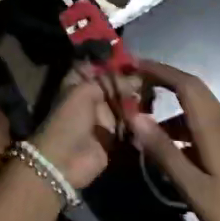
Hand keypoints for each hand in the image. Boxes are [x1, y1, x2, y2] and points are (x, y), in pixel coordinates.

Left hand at [29, 67, 140, 190]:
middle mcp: (92, 98)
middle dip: (130, 82)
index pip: (97, 67)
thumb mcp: (85, 91)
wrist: (65, 160)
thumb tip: (133, 78)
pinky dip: (138, 119)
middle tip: (151, 76)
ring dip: (136, 100)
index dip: (114, 63)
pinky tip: (152, 111)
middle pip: (114, 86)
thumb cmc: (70, 120)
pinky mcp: (113, 137)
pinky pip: (129, 124)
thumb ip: (109, 82)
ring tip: (155, 92)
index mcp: (79, 84)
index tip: (135, 60)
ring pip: (123, 104)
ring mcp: (103, 118)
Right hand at [127, 59, 219, 220]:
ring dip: (169, 105)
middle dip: (162, 80)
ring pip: (196, 108)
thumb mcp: (193, 186)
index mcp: (213, 127)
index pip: (185, 84)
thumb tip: (134, 116)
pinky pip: (200, 125)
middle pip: (192, 89)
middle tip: (133, 83)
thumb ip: (163, 149)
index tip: (133, 65)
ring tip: (141, 119)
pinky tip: (165, 146)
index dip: (159, 70)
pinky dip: (179, 125)